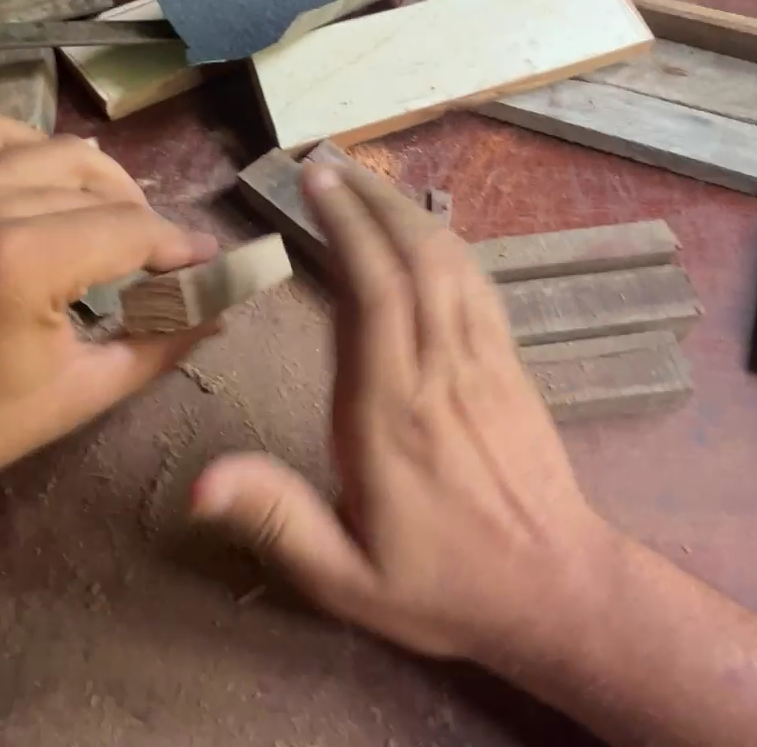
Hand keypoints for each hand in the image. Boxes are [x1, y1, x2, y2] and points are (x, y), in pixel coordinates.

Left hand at [0, 115, 219, 517]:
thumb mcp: (75, 396)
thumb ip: (158, 347)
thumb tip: (220, 314)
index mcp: (20, 263)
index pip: (133, 230)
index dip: (182, 245)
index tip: (209, 260)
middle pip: (101, 186)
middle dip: (146, 220)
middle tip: (160, 260)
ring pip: (54, 150)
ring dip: (98, 182)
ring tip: (110, 220)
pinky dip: (34, 154)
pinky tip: (44, 190)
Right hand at [189, 163, 612, 662]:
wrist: (558, 591)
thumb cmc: (443, 585)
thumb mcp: (346, 578)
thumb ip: (278, 521)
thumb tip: (199, 484)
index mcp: (389, 414)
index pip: (372, 295)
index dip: (346, 228)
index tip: (317, 185)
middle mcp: (438, 372)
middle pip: (412, 260)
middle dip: (370, 202)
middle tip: (331, 164)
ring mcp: (483, 362)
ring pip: (450, 263)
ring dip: (408, 212)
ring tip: (369, 180)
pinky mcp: (511, 365)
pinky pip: (480, 286)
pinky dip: (449, 244)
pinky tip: (426, 229)